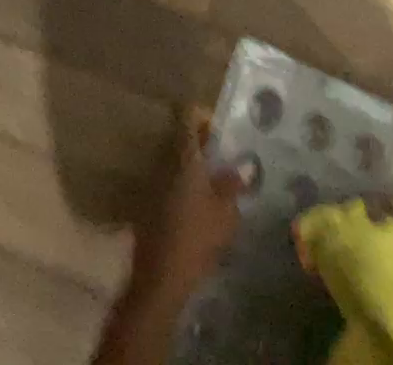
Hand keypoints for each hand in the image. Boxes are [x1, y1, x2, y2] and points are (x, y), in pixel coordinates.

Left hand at [130, 108, 248, 297]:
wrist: (160, 278)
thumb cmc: (197, 238)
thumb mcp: (225, 211)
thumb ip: (233, 184)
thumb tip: (245, 165)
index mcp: (184, 158)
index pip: (187, 119)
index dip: (203, 115)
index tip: (220, 125)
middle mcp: (164, 164)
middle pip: (181, 140)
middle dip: (202, 143)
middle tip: (225, 153)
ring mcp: (152, 184)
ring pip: (174, 162)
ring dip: (193, 165)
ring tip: (217, 179)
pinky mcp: (148, 205)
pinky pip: (168, 182)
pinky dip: (184, 185)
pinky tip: (200, 203)